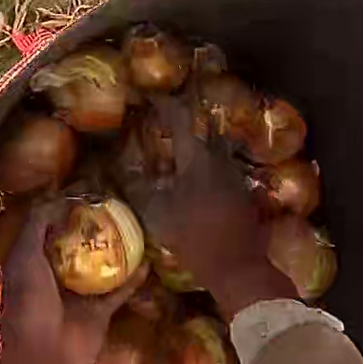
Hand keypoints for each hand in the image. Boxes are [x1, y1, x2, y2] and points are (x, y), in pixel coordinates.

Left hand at [0, 197, 148, 363]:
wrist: (45, 360)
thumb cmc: (28, 305)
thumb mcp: (24, 259)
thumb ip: (35, 228)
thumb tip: (54, 199)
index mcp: (32, 263)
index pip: (46, 231)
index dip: (60, 212)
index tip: (82, 193)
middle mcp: (55, 276)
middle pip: (76, 246)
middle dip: (91, 228)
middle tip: (113, 205)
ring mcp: (79, 294)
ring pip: (100, 266)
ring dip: (114, 250)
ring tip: (133, 225)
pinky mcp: (100, 311)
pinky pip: (120, 290)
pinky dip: (133, 278)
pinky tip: (148, 260)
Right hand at [115, 96, 295, 317]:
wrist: (239, 266)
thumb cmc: (195, 237)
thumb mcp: (158, 214)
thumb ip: (138, 188)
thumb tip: (120, 169)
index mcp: (197, 156)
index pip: (180, 116)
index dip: (163, 103)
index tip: (148, 97)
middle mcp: (219, 157)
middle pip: (202, 124)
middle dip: (183, 115)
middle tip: (163, 116)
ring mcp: (234, 172)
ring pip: (214, 143)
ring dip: (197, 136)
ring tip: (177, 140)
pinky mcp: (242, 189)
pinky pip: (222, 161)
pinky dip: (206, 157)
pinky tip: (195, 171)